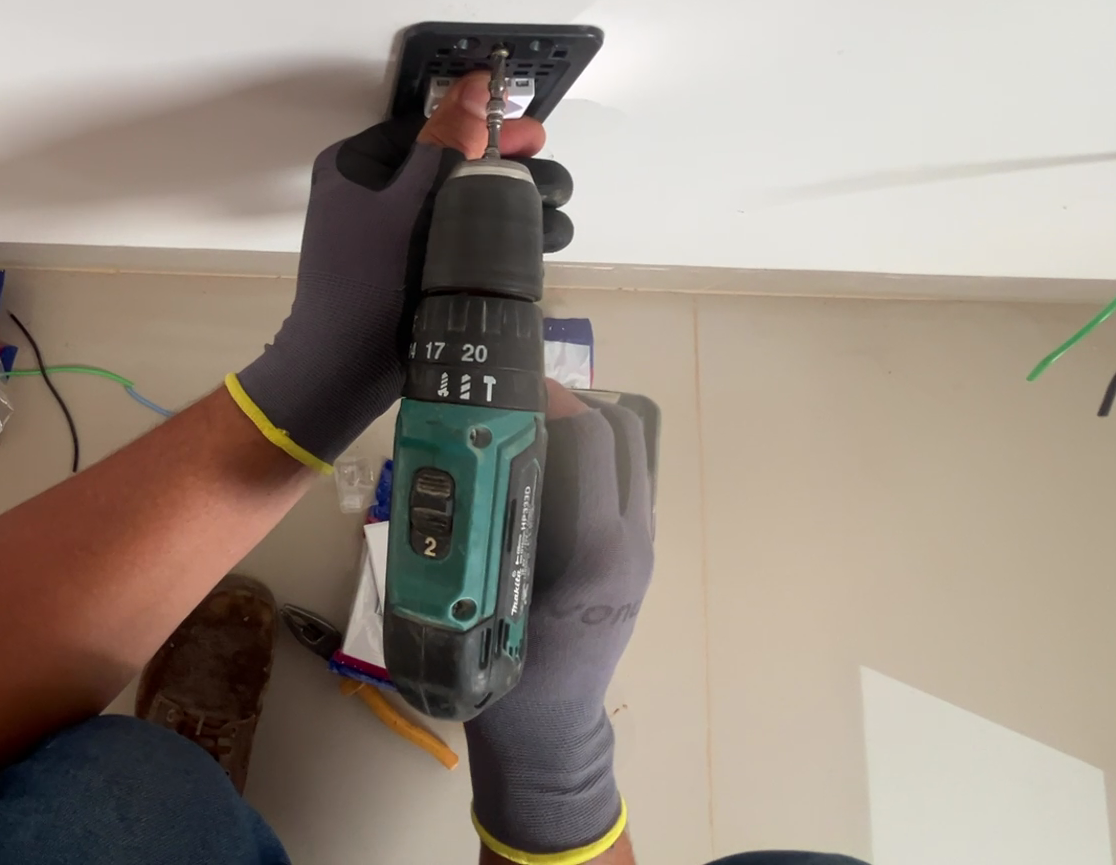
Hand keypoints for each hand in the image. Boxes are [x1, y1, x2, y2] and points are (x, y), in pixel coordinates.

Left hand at [229, 73, 567, 467]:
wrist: (342, 368)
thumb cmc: (365, 280)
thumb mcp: (404, 206)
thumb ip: (443, 147)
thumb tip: (474, 85)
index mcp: (357, 168)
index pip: (428, 132)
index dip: (483, 130)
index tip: (531, 135)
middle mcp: (375, 194)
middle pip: (453, 168)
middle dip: (505, 170)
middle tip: (550, 177)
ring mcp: (397, 234)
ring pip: (463, 205)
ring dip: (513, 204)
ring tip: (556, 209)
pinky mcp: (418, 267)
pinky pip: (462, 240)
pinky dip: (500, 238)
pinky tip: (543, 239)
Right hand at [466, 382, 656, 859]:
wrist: (552, 731)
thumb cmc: (515, 672)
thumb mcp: (490, 596)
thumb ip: (488, 530)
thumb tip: (476, 460)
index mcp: (603, 548)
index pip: (596, 441)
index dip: (558, 401)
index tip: (517, 386)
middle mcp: (634, 539)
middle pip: (625, 434)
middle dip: (578, 403)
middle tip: (521, 401)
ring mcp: (639, 548)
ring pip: (629, 456)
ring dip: (586, 427)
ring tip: (529, 424)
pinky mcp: (632, 556)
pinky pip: (621, 483)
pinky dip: (591, 457)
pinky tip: (543, 467)